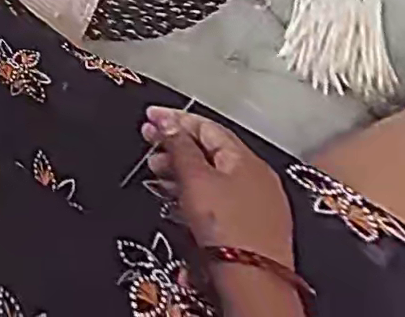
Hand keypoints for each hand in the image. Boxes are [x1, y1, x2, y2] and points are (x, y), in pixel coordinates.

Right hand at [143, 106, 294, 268]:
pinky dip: (195, 191)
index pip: (206, 126)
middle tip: (147, 141)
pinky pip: (219, 197)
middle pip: (209, 150)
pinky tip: (175, 196)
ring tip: (155, 171)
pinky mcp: (253, 228)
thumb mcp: (194, 178)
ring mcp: (257, 204)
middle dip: (174, 145)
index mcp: (246, 159)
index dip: (174, 118)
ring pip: (212, 175)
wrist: (254, 288)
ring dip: (181, 169)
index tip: (149, 116)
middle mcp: (256, 177)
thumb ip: (178, 145)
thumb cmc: (224, 226)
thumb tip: (168, 122)